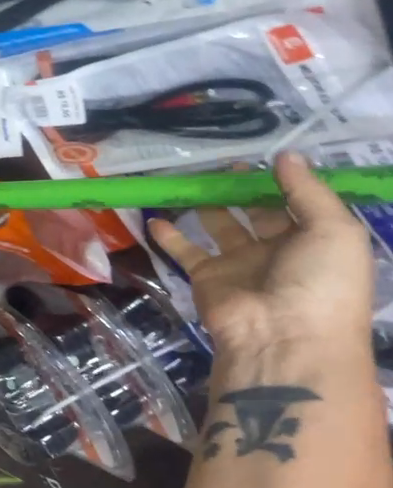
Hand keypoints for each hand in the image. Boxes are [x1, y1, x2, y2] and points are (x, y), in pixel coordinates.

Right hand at [148, 153, 373, 361]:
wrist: (283, 332)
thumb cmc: (321, 279)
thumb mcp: (333, 230)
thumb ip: (307, 191)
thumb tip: (285, 155)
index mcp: (319, 240)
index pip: (300, 203)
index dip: (284, 181)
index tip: (263, 157)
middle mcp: (280, 248)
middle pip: (258, 211)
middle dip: (243, 189)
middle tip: (221, 166)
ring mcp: (241, 262)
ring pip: (220, 225)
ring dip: (206, 205)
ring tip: (189, 180)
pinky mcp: (206, 274)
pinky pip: (184, 250)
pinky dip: (168, 235)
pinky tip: (155, 217)